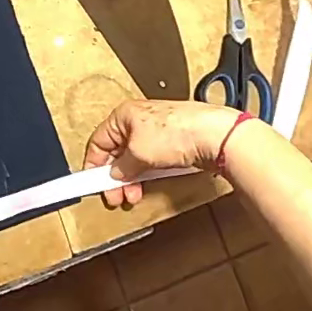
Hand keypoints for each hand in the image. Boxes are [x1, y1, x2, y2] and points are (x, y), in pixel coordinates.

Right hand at [83, 100, 243, 208]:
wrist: (218, 135)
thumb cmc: (177, 133)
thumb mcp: (137, 154)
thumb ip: (121, 167)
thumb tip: (115, 173)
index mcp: (123, 115)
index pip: (99, 141)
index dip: (94, 163)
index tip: (93, 181)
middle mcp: (139, 120)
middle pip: (118, 151)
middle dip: (116, 176)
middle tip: (115, 195)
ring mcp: (158, 131)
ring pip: (135, 157)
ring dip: (132, 178)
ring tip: (133, 195)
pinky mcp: (176, 141)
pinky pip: (153, 159)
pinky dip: (148, 172)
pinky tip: (148, 184)